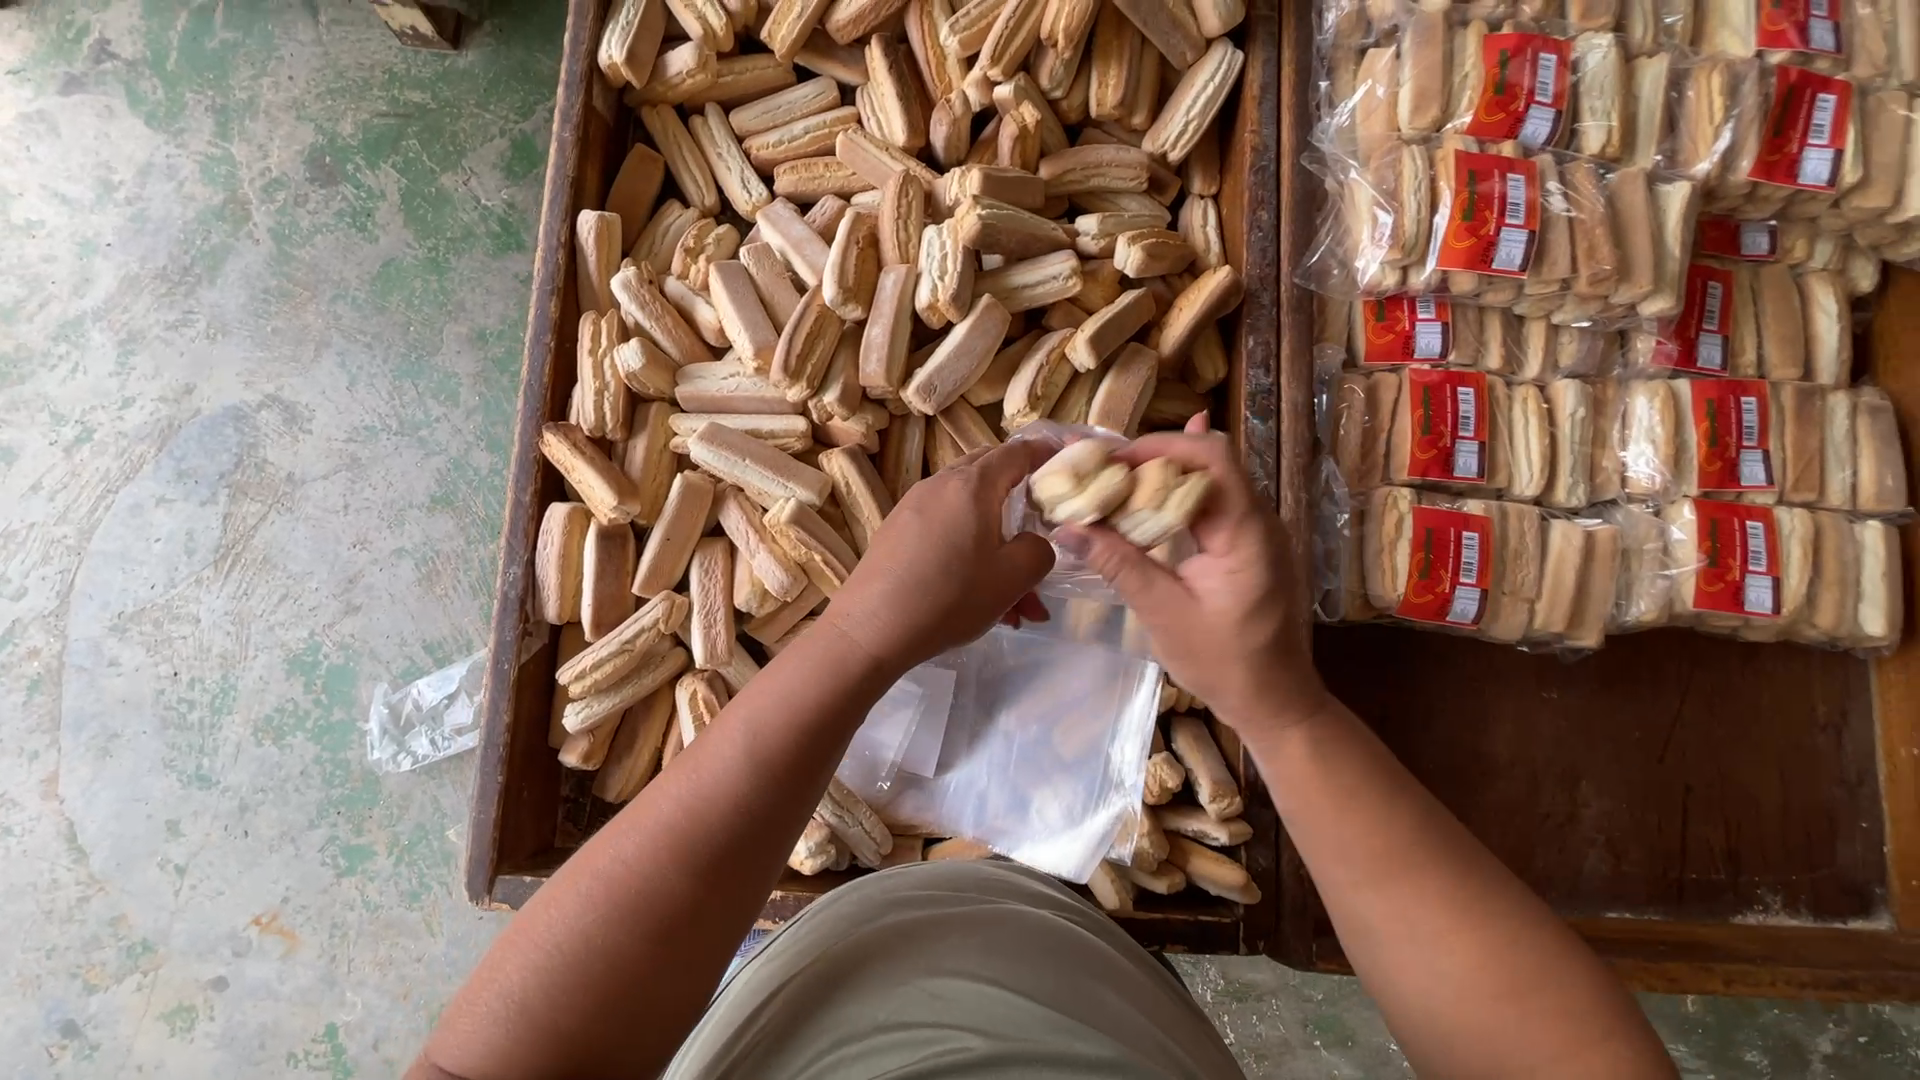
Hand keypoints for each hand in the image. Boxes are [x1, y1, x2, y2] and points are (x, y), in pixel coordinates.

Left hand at [822, 439, 1054, 674]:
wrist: (870, 629)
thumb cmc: (949, 596)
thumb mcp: (1012, 578)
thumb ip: (1038, 551)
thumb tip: (1031, 543)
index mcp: (972, 484)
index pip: (1016, 451)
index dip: (1045, 454)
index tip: (1065, 466)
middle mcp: (940, 485)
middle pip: (990, 477)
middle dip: (1021, 505)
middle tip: (1042, 532)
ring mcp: (913, 509)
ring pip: (969, 517)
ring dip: (998, 551)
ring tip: (1017, 607)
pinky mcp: (896, 534)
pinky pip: (945, 534)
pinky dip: (969, 558)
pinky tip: (979, 604)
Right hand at [1056, 415, 1328, 736]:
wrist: (1275, 701)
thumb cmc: (1223, 663)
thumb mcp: (1163, 614)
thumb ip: (1118, 564)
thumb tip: (1067, 528)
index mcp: (1246, 532)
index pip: (1211, 458)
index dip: (1160, 447)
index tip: (1111, 461)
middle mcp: (1259, 520)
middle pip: (1210, 462)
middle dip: (1153, 458)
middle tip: (1103, 470)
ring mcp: (1257, 532)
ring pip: (1210, 480)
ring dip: (1162, 477)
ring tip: (1113, 481)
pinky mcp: (1249, 546)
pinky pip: (1213, 505)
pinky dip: (1178, 496)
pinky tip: (1153, 485)